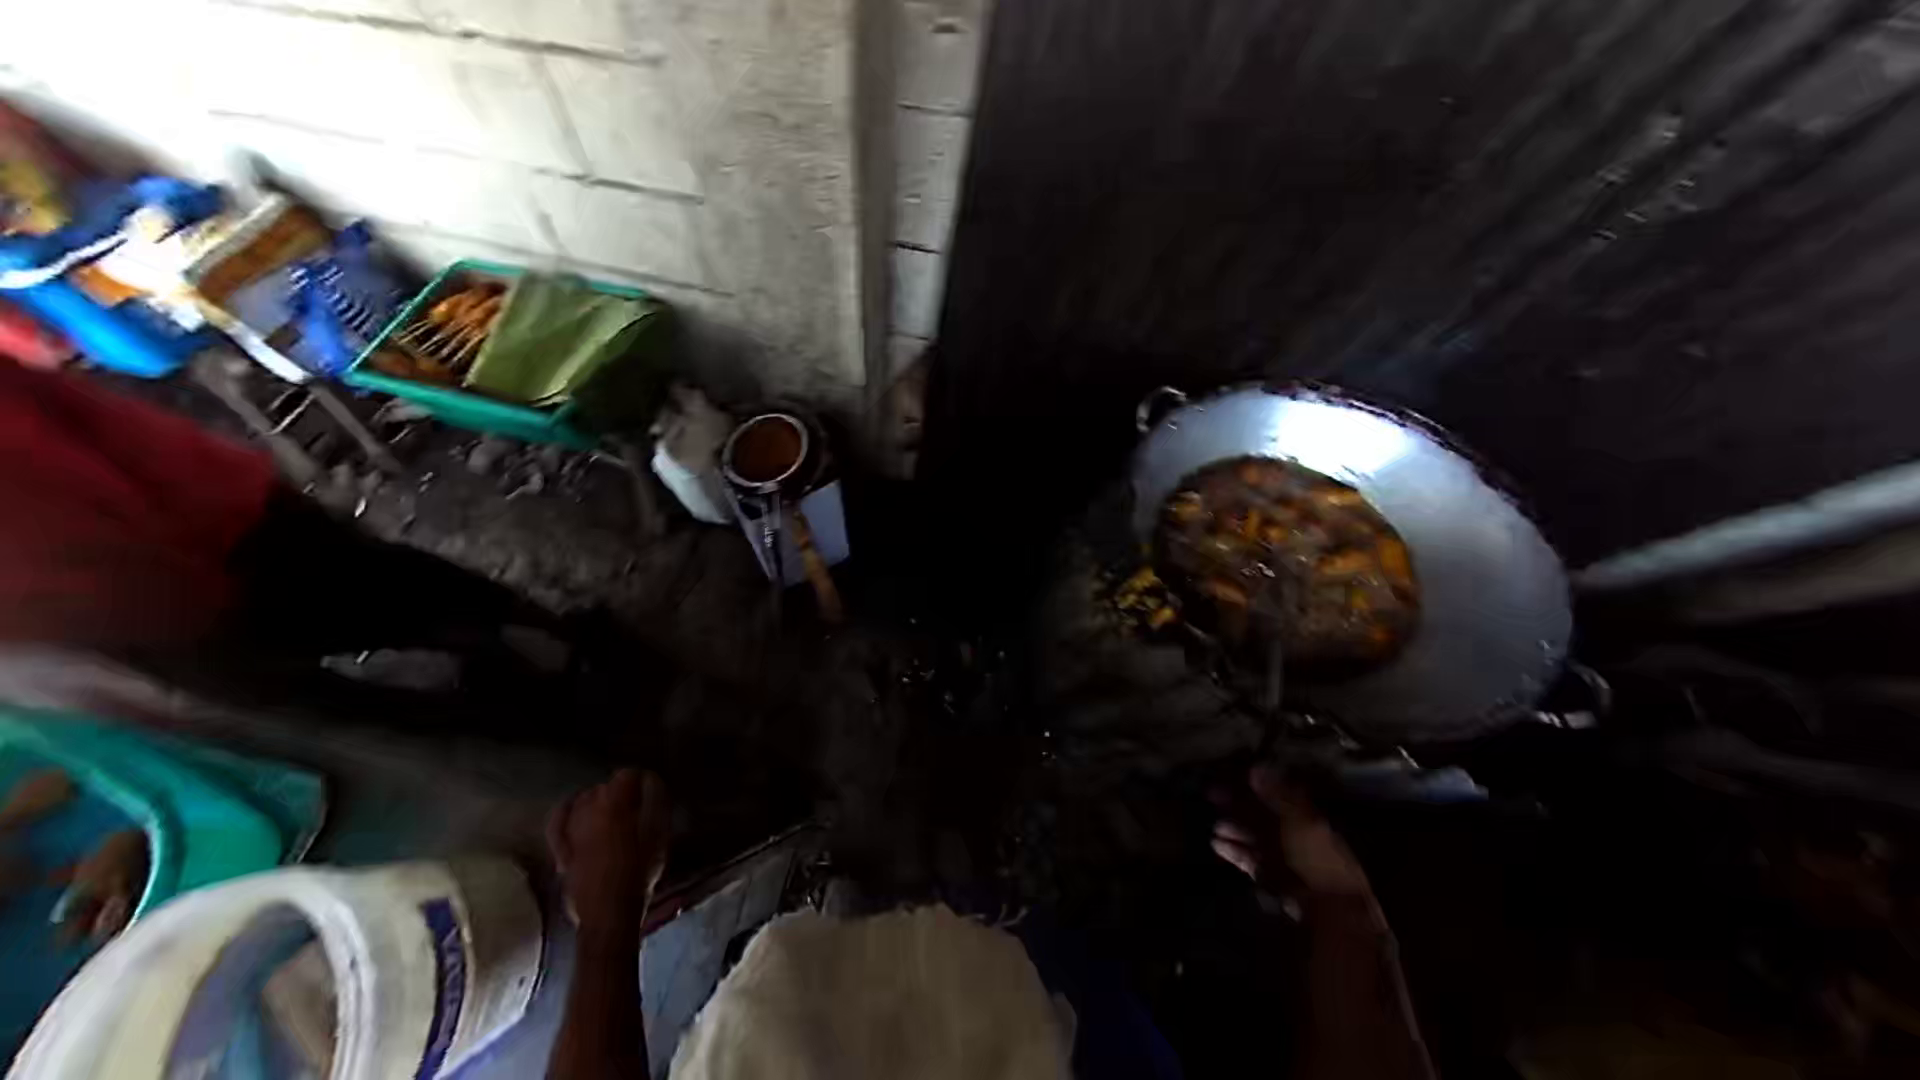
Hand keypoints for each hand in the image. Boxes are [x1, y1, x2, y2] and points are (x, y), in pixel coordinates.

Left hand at [547, 769, 671, 933]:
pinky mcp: (559, 848)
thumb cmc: (640, 872)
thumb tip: (652, 783)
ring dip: (598, 801)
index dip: (641, 779)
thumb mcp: (659, 834)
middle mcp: (589, 809)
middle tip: (636, 803)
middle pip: (605, 786)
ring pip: (583, 801)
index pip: (627, 774)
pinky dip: (567, 811)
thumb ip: (657, 804)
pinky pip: (559, 820)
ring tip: (611, 810)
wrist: (608, 913)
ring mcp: (570, 829)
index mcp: (616, 802)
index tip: (651, 787)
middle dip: (620, 791)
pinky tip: (574, 809)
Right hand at [1211, 765, 1371, 900]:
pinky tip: (1216, 844)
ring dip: (1233, 829)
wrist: (1328, 909)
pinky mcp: (1270, 879)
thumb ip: (1277, 794)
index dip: (1255, 785)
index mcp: (1305, 817)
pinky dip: (1233, 852)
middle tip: (1212, 795)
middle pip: (1261, 816)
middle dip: (1237, 805)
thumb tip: (1256, 767)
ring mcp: (1281, 858)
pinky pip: (1248, 860)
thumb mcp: (1299, 820)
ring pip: (1252, 838)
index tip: (1232, 775)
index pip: (1276, 795)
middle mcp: (1293, 836)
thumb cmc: (1316, 857)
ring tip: (1213, 823)